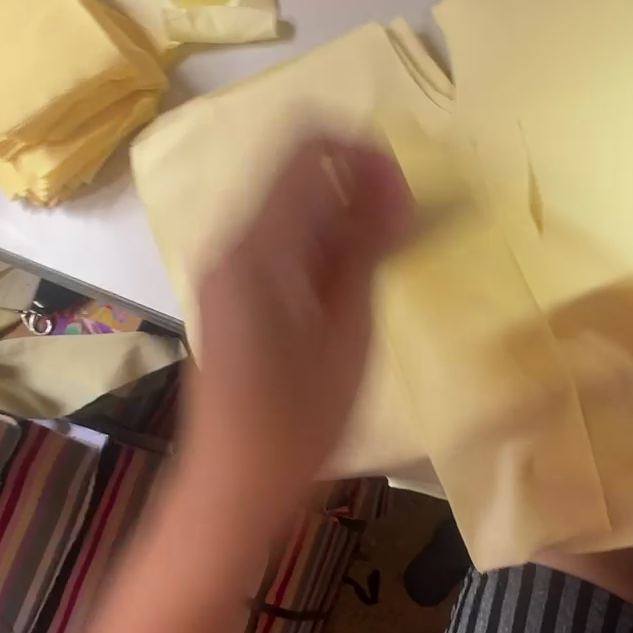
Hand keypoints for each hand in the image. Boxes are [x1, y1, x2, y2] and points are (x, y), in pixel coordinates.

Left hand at [179, 135, 411, 529]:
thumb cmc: (297, 422)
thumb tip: (393, 188)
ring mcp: (225, 268)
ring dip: (343, 216)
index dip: (364, 155)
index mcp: (256, 248)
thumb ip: (365, 249)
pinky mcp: (231, 292)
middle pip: (298, 174)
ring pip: (291, 207)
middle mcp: (231, 244)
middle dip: (358, 187)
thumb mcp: (346, 332)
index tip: (407, 193)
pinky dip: (321, 243)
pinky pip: (280, 241)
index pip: (307, 149)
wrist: (234, 483)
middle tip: (405, 229)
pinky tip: (351, 281)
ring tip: (386, 257)